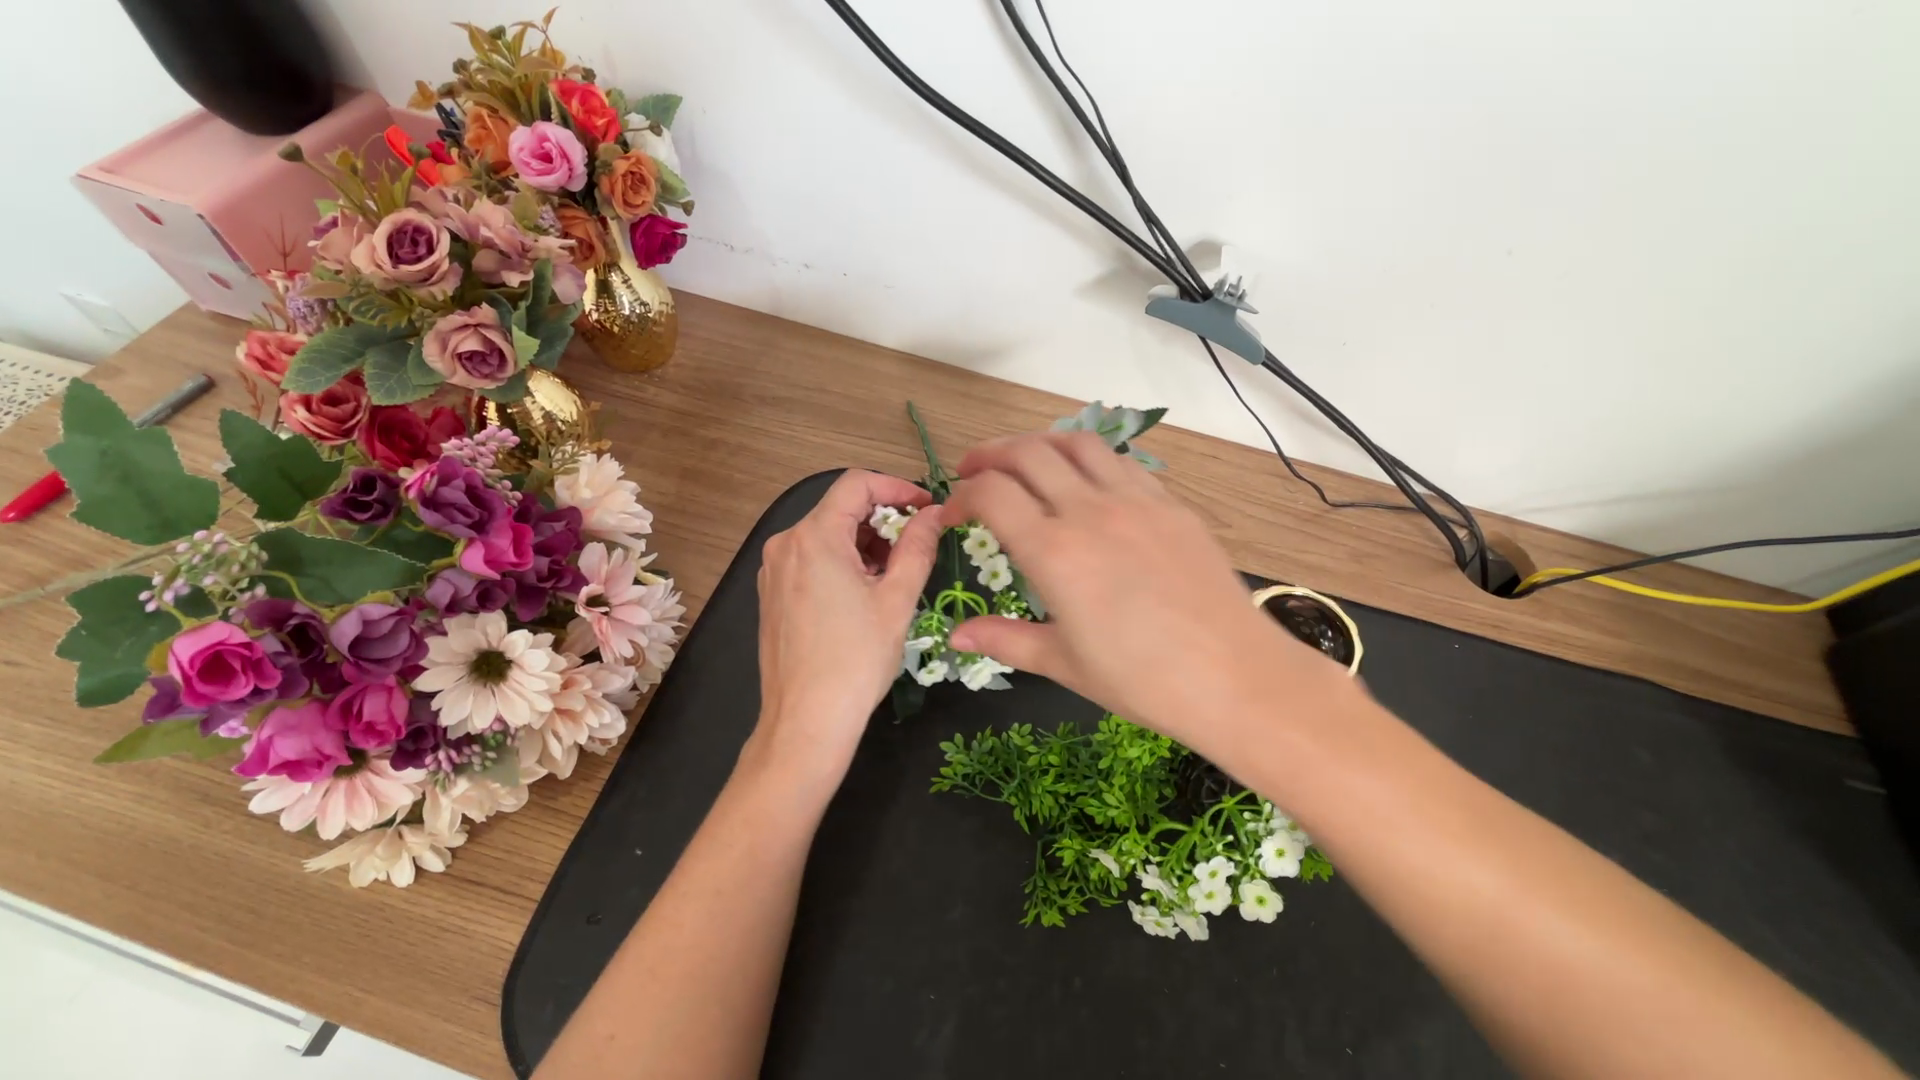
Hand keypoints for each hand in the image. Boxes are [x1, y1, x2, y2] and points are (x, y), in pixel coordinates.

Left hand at [750, 470, 943, 784]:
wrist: (806, 721)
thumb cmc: (856, 660)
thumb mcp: (896, 599)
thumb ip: (917, 547)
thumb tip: (934, 513)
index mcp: (814, 537)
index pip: (856, 483)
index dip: (897, 487)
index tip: (927, 507)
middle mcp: (786, 544)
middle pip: (840, 509)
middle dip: (883, 520)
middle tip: (918, 547)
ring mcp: (774, 571)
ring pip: (826, 536)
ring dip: (864, 544)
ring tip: (895, 577)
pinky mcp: (772, 595)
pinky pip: (812, 560)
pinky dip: (843, 563)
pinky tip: (866, 595)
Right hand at [942, 433, 1347, 755]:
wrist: (1233, 676)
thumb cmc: (1141, 680)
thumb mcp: (1063, 663)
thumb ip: (1005, 639)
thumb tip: (957, 635)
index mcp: (1054, 552)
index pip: (991, 494)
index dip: (961, 496)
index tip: (953, 515)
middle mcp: (1090, 511)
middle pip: (1027, 452)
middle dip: (990, 454)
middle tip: (972, 471)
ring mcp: (1136, 501)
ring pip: (1077, 444)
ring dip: (1040, 444)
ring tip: (1025, 462)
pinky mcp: (1172, 505)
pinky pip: (1122, 463)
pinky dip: (1090, 460)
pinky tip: (1088, 483)